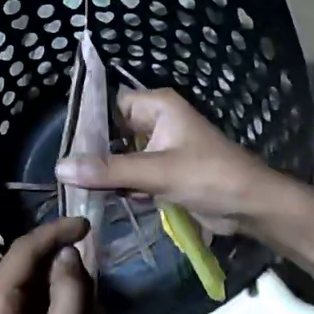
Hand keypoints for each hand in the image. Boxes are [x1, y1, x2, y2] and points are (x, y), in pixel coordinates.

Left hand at [0, 216, 90, 313]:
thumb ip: (72, 291)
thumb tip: (70, 255)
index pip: (23, 251)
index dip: (57, 232)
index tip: (90, 223)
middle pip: (18, 270)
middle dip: (56, 264)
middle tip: (97, 269)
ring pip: (17, 291)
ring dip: (50, 288)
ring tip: (87, 295)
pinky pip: (11, 312)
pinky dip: (39, 309)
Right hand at [55, 88, 287, 235]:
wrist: (252, 207)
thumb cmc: (209, 177)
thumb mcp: (156, 172)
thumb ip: (108, 170)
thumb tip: (60, 168)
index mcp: (158, 106)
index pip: (110, 105)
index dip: (87, 123)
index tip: (61, 144)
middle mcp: (157, 122)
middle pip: (113, 133)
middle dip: (93, 153)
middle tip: (62, 171)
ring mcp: (160, 149)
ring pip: (121, 157)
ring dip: (105, 173)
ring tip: (75, 188)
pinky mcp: (164, 173)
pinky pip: (133, 175)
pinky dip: (121, 187)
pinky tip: (101, 199)